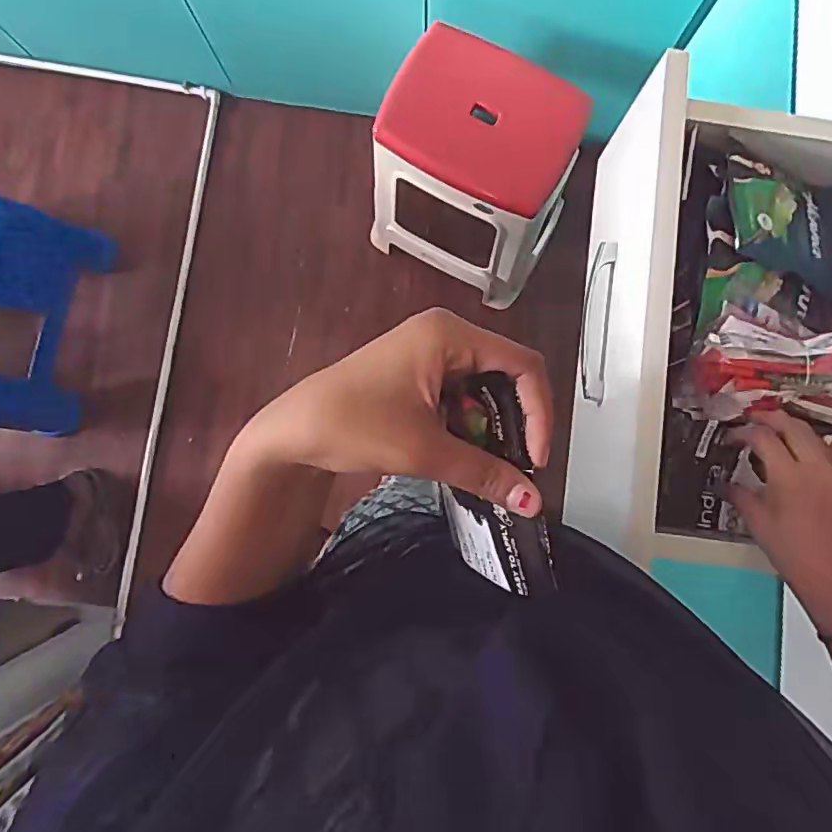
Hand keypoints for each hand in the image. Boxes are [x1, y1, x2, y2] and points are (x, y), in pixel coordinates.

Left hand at [233, 308, 551, 515]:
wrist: (291, 433)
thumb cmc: (346, 422)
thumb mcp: (425, 450)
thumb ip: (485, 473)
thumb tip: (530, 497)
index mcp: (449, 334)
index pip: (523, 365)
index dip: (539, 412)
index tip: (535, 456)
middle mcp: (444, 334)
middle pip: (507, 375)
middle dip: (514, 422)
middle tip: (515, 464)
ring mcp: (430, 351)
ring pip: (485, 389)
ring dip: (489, 427)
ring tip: (482, 461)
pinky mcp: (420, 372)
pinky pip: (462, 396)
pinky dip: (468, 425)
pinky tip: (459, 451)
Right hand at [728, 410, 831, 636]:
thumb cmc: (798, 560)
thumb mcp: (760, 527)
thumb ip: (741, 498)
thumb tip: (727, 486)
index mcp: (789, 477)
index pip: (763, 437)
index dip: (743, 432)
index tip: (733, 437)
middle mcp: (816, 470)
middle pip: (793, 425)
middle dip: (770, 418)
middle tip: (752, 421)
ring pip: (813, 436)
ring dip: (791, 429)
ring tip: (773, 436)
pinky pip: (826, 456)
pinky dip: (807, 448)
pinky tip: (795, 463)